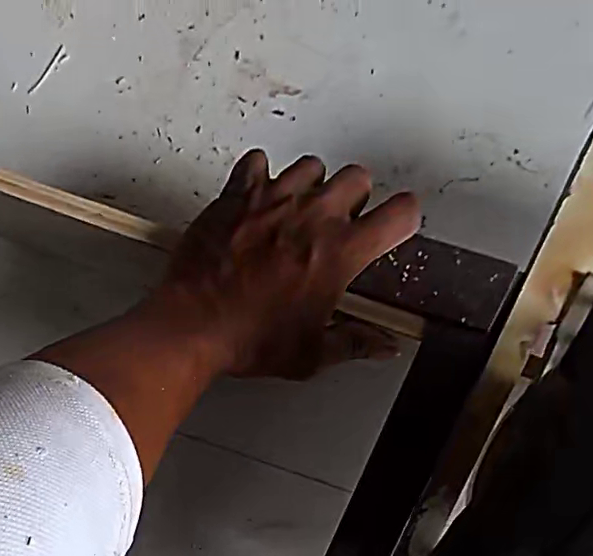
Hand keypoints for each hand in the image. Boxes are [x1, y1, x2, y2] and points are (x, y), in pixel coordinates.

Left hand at [139, 149, 420, 379]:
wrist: (192, 328)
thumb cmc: (245, 340)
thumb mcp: (308, 354)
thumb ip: (353, 343)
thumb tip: (380, 346)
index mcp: (338, 252)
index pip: (400, 213)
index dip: (400, 221)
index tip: (389, 230)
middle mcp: (311, 216)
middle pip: (358, 178)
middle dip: (354, 200)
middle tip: (335, 228)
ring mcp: (272, 200)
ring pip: (311, 167)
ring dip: (310, 187)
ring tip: (294, 216)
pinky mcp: (236, 197)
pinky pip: (257, 164)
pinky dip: (259, 178)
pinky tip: (256, 201)